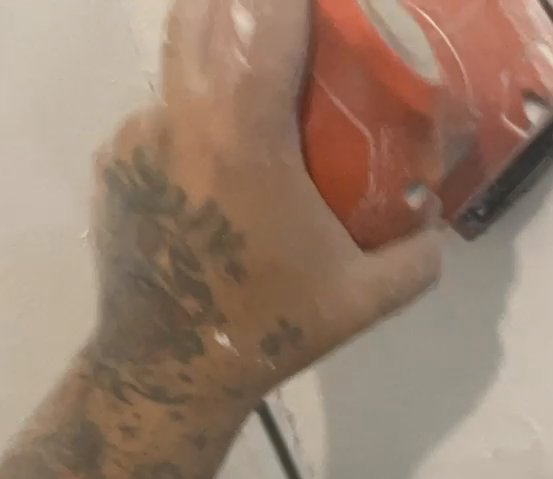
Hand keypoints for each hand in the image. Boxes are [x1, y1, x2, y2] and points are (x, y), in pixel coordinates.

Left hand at [86, 0, 443, 409]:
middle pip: (200, 10)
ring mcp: (135, 140)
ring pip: (176, 71)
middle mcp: (180, 117)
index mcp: (245, 136)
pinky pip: (154, 123)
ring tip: (248, 112)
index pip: (268, 18)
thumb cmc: (268, 329)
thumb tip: (438, 233)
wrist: (171, 369)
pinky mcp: (113, 169)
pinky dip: (187, 128)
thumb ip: (414, 264)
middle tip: (275, 19)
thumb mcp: (360, 303)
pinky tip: (213, 178)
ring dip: (212, 68)